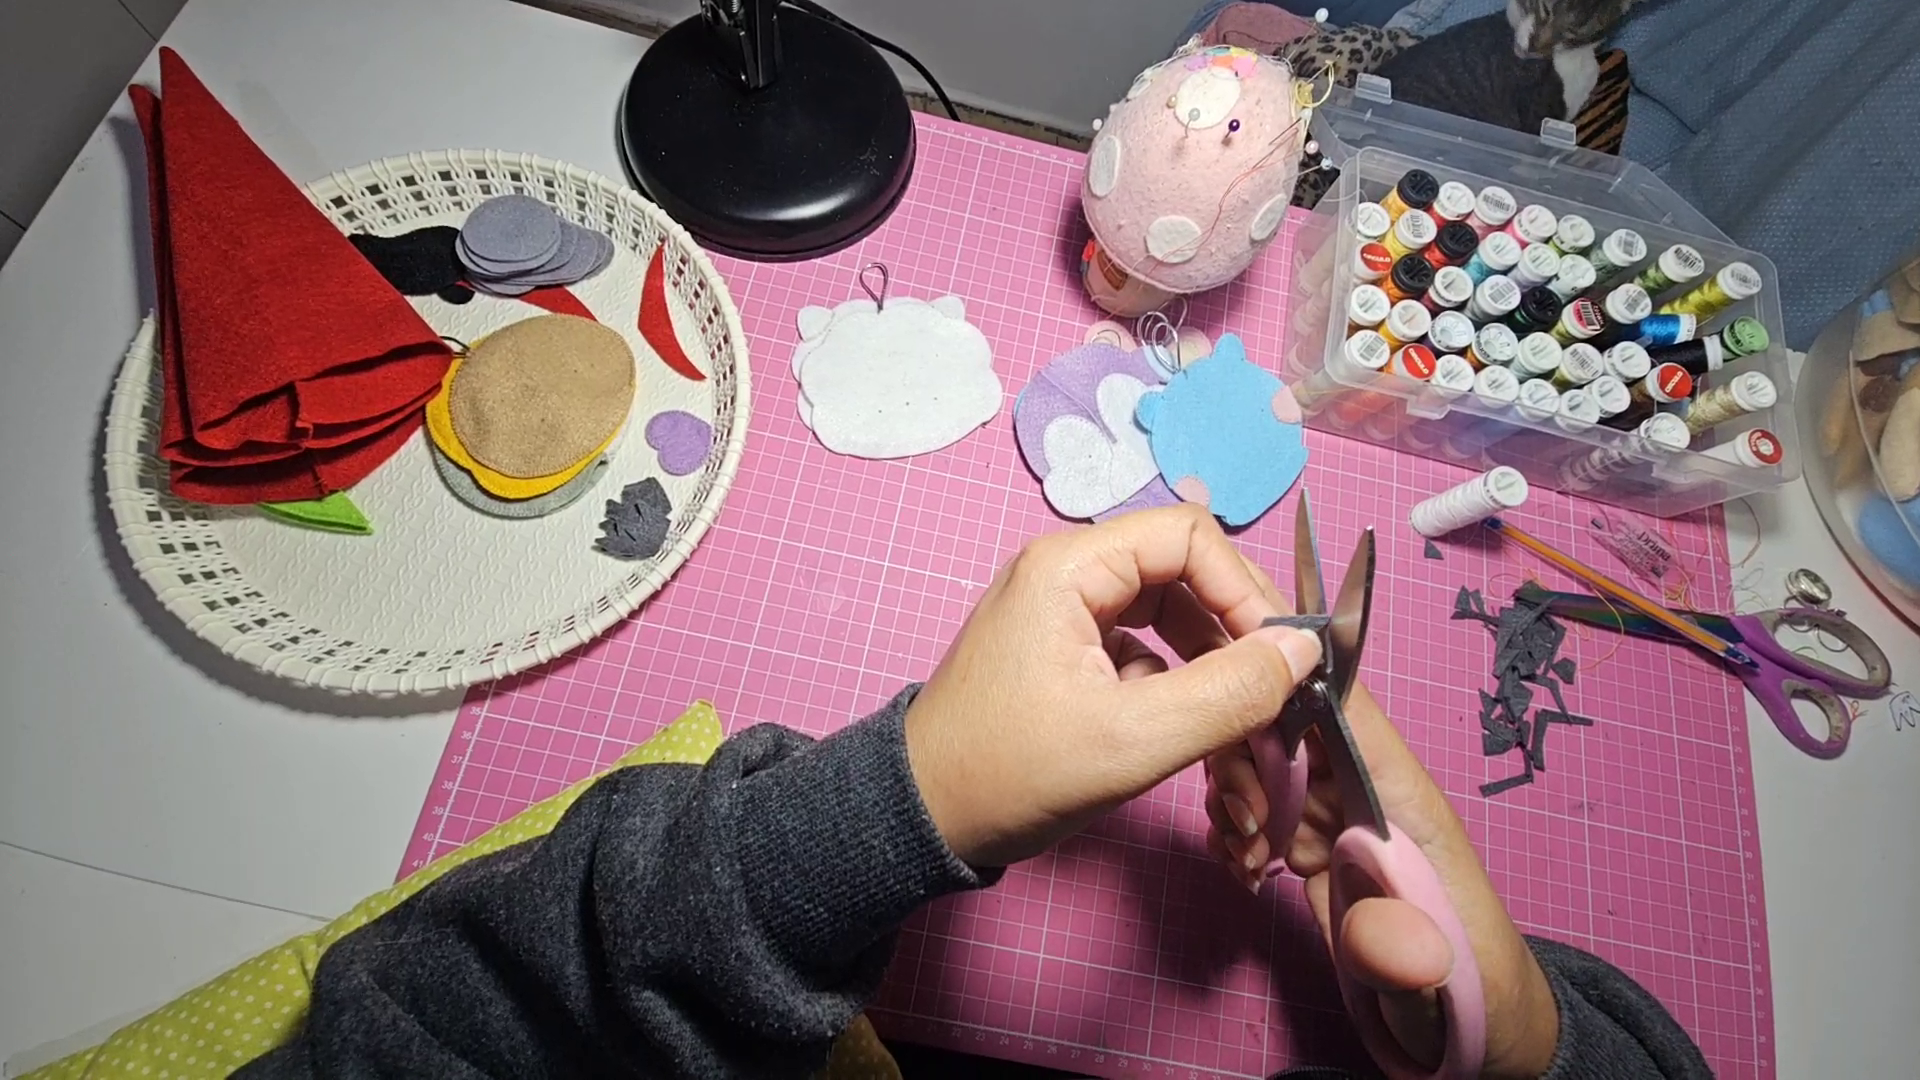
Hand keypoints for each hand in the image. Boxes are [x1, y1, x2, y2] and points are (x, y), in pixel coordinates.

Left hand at [903, 505, 1321, 868]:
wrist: (928, 815)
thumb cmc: (1012, 771)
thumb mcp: (1131, 737)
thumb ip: (1227, 692)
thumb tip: (1300, 649)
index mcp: (1070, 566)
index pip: (1187, 536)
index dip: (1244, 590)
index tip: (1281, 657)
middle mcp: (1069, 575)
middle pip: (1184, 577)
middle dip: (1236, 639)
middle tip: (1278, 700)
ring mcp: (1068, 615)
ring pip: (1171, 622)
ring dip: (1215, 675)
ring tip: (1248, 735)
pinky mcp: (1070, 654)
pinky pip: (1145, 654)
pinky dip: (1180, 692)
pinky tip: (1197, 742)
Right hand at [1203, 560, 1559, 1078]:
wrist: (1472, 1026)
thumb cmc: (1473, 994)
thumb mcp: (1444, 984)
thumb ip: (1400, 951)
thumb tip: (1363, 925)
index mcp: (1395, 786)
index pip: (1337, 701)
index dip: (1279, 683)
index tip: (1228, 710)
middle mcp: (1354, 780)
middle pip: (1275, 721)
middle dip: (1239, 762)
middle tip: (1246, 829)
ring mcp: (1324, 806)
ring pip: (1250, 758)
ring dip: (1229, 800)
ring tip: (1245, 859)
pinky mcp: (1300, 835)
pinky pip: (1245, 804)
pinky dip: (1229, 829)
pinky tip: (1241, 867)